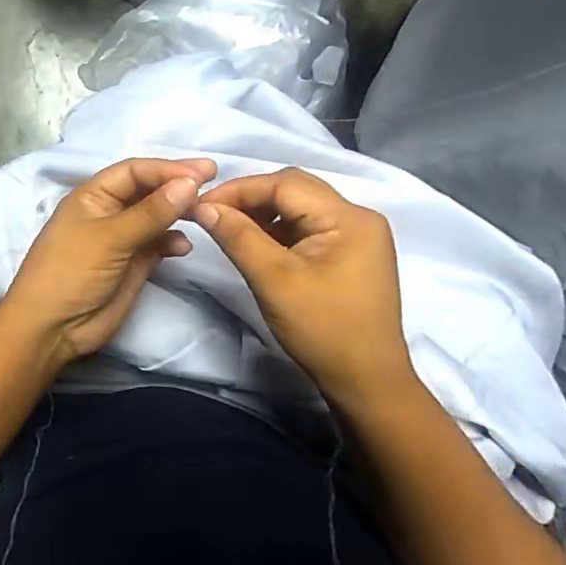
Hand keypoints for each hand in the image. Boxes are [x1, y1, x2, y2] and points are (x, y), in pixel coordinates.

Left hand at [0, 157, 215, 364]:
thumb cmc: (71, 273)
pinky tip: (184, 247)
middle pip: (148, 191)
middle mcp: (107, 213)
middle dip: (177, 187)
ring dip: (179, 214)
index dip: (167, 168)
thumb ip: (150, 213)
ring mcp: (121, 239)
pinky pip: (159, 244)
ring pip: (156, 217)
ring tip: (204, 215)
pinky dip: (173, 242)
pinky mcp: (133, 264)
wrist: (53, 328)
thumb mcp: (109, 238)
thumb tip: (189, 184)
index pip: (134, 171)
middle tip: (214, 184)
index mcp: (92, 197)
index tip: (205, 171)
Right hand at [193, 168, 415, 403]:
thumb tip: (204, 207)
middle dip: (249, 198)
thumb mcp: (273, 280)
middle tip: (211, 215)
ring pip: (299, 208)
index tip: (201, 206)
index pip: (285, 184)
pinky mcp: (349, 255)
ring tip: (228, 230)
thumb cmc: (321, 328)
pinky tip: (255, 245)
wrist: (364, 380)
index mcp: (349, 218)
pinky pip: (307, 228)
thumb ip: (238, 237)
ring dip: (262, 214)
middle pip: (295, 190)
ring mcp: (356, 237)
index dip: (239, 189)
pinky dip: (277, 231)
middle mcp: (358, 218)